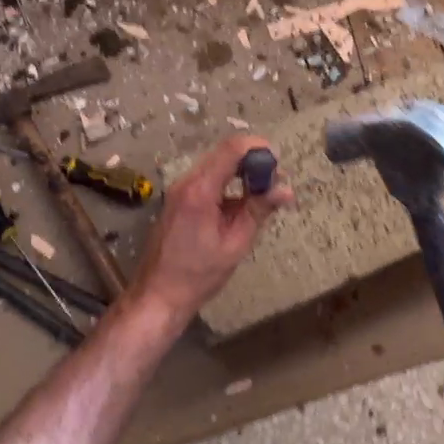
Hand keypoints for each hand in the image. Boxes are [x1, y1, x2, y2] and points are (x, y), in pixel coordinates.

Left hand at [131, 134, 294, 321]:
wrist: (157, 295)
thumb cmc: (198, 275)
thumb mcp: (235, 243)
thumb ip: (259, 210)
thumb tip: (286, 189)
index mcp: (200, 190)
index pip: (232, 149)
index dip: (258, 148)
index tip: (278, 163)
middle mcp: (187, 181)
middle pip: (224, 152)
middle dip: (253, 160)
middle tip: (276, 180)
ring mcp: (180, 188)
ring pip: (217, 163)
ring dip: (242, 170)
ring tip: (264, 192)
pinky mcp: (179, 198)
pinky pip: (208, 178)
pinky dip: (228, 181)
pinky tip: (243, 202)